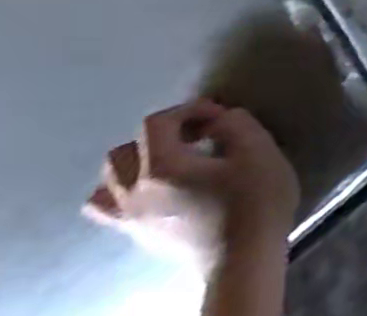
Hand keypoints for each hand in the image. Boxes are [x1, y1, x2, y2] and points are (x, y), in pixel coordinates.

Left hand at [82, 99, 299, 271]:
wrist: (245, 258)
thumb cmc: (254, 199)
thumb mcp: (258, 148)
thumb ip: (235, 122)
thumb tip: (216, 120)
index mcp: (161, 167)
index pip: (157, 123)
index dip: (189, 109)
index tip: (220, 115)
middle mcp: (134, 193)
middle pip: (122, 151)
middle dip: (159, 135)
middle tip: (195, 136)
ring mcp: (131, 219)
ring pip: (108, 182)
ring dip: (137, 163)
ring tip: (173, 161)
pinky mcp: (139, 236)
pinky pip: (111, 209)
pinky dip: (127, 191)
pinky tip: (162, 189)